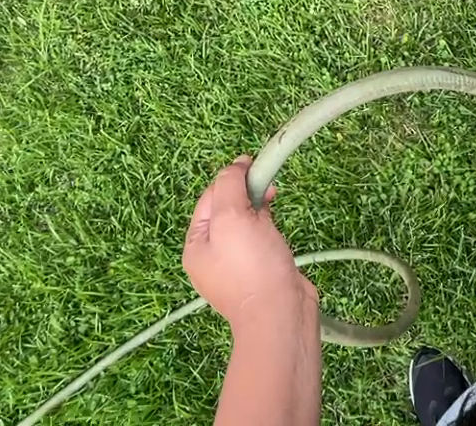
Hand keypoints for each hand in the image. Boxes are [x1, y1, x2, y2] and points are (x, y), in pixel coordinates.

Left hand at [183, 157, 315, 328]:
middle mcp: (211, 253)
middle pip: (227, 206)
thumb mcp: (231, 217)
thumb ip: (229, 186)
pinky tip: (278, 223)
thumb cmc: (252, 265)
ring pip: (245, 219)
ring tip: (274, 200)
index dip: (232, 176)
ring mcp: (235, 263)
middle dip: (247, 190)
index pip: (210, 195)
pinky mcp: (259, 267)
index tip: (254, 163)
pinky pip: (259, 235)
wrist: (279, 313)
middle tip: (268, 186)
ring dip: (259, 205)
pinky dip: (268, 222)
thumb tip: (235, 166)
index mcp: (196, 244)